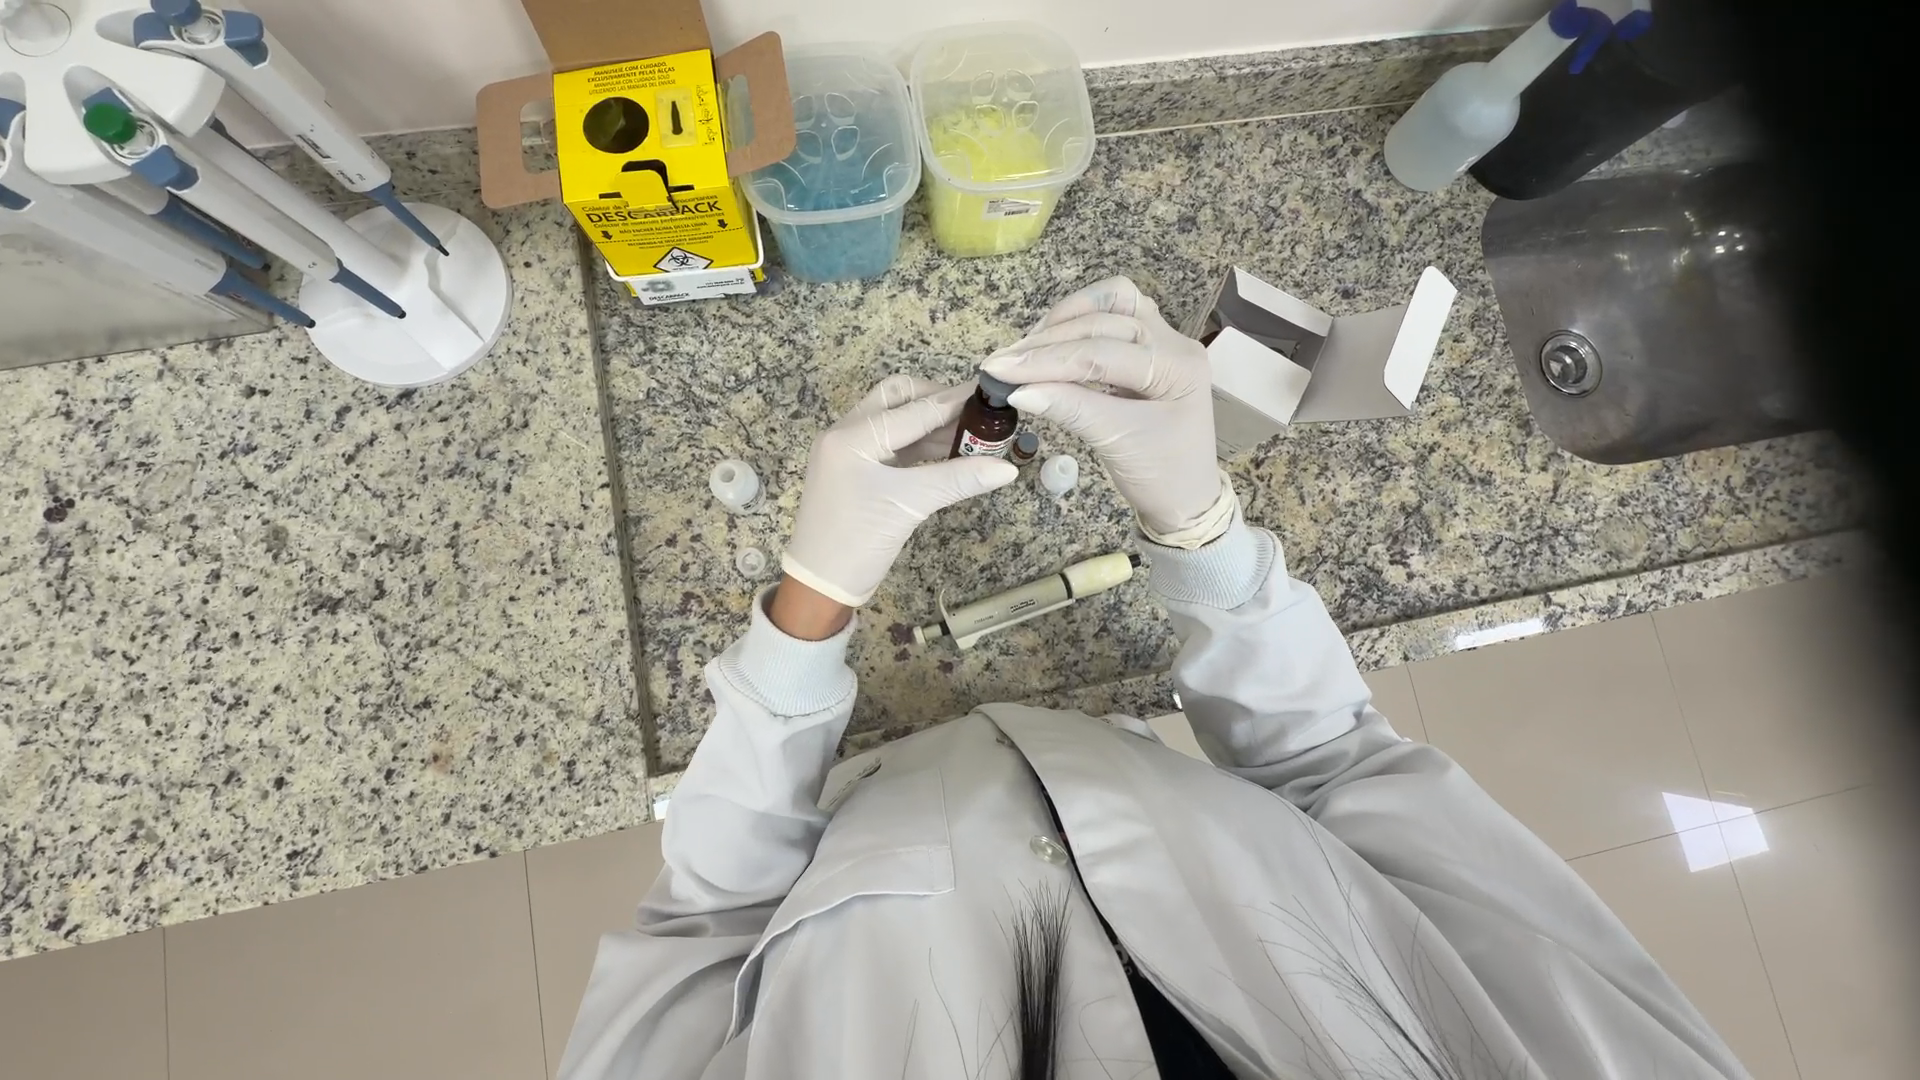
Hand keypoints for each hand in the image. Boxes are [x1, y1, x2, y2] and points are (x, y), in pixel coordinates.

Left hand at [782, 375, 1018, 607]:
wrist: (820, 585)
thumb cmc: (857, 543)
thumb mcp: (910, 505)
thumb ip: (959, 480)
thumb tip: (1007, 468)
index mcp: (853, 435)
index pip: (915, 409)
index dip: (955, 400)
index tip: (988, 391)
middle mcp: (846, 432)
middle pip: (898, 398)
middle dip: (937, 400)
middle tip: (974, 412)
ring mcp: (848, 450)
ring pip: (895, 420)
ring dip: (930, 423)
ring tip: (969, 435)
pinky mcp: (854, 468)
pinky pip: (891, 443)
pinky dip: (919, 443)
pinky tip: (948, 452)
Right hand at [981, 277, 1224, 539]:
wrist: (1185, 497)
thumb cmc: (1161, 475)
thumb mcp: (1116, 443)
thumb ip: (1070, 409)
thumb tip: (1018, 390)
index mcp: (1178, 365)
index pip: (1101, 353)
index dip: (1047, 361)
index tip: (999, 371)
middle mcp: (1173, 342)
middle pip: (1103, 320)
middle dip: (1048, 340)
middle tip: (1002, 362)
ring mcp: (1161, 340)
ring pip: (1108, 306)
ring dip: (1062, 322)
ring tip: (1023, 350)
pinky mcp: (1144, 348)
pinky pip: (1110, 319)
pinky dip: (1075, 327)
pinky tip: (1046, 346)